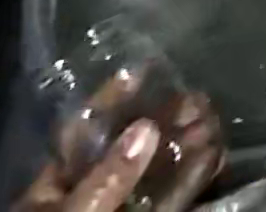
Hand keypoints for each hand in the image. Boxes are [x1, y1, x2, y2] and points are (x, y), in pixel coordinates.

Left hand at [14, 73, 223, 211]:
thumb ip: (105, 181)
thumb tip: (146, 127)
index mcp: (49, 195)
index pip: (80, 135)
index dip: (109, 101)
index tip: (143, 68)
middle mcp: (85, 199)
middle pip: (126, 149)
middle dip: (163, 120)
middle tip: (197, 98)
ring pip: (154, 172)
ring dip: (184, 144)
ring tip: (213, 120)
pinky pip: (172, 200)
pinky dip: (193, 177)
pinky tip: (215, 155)